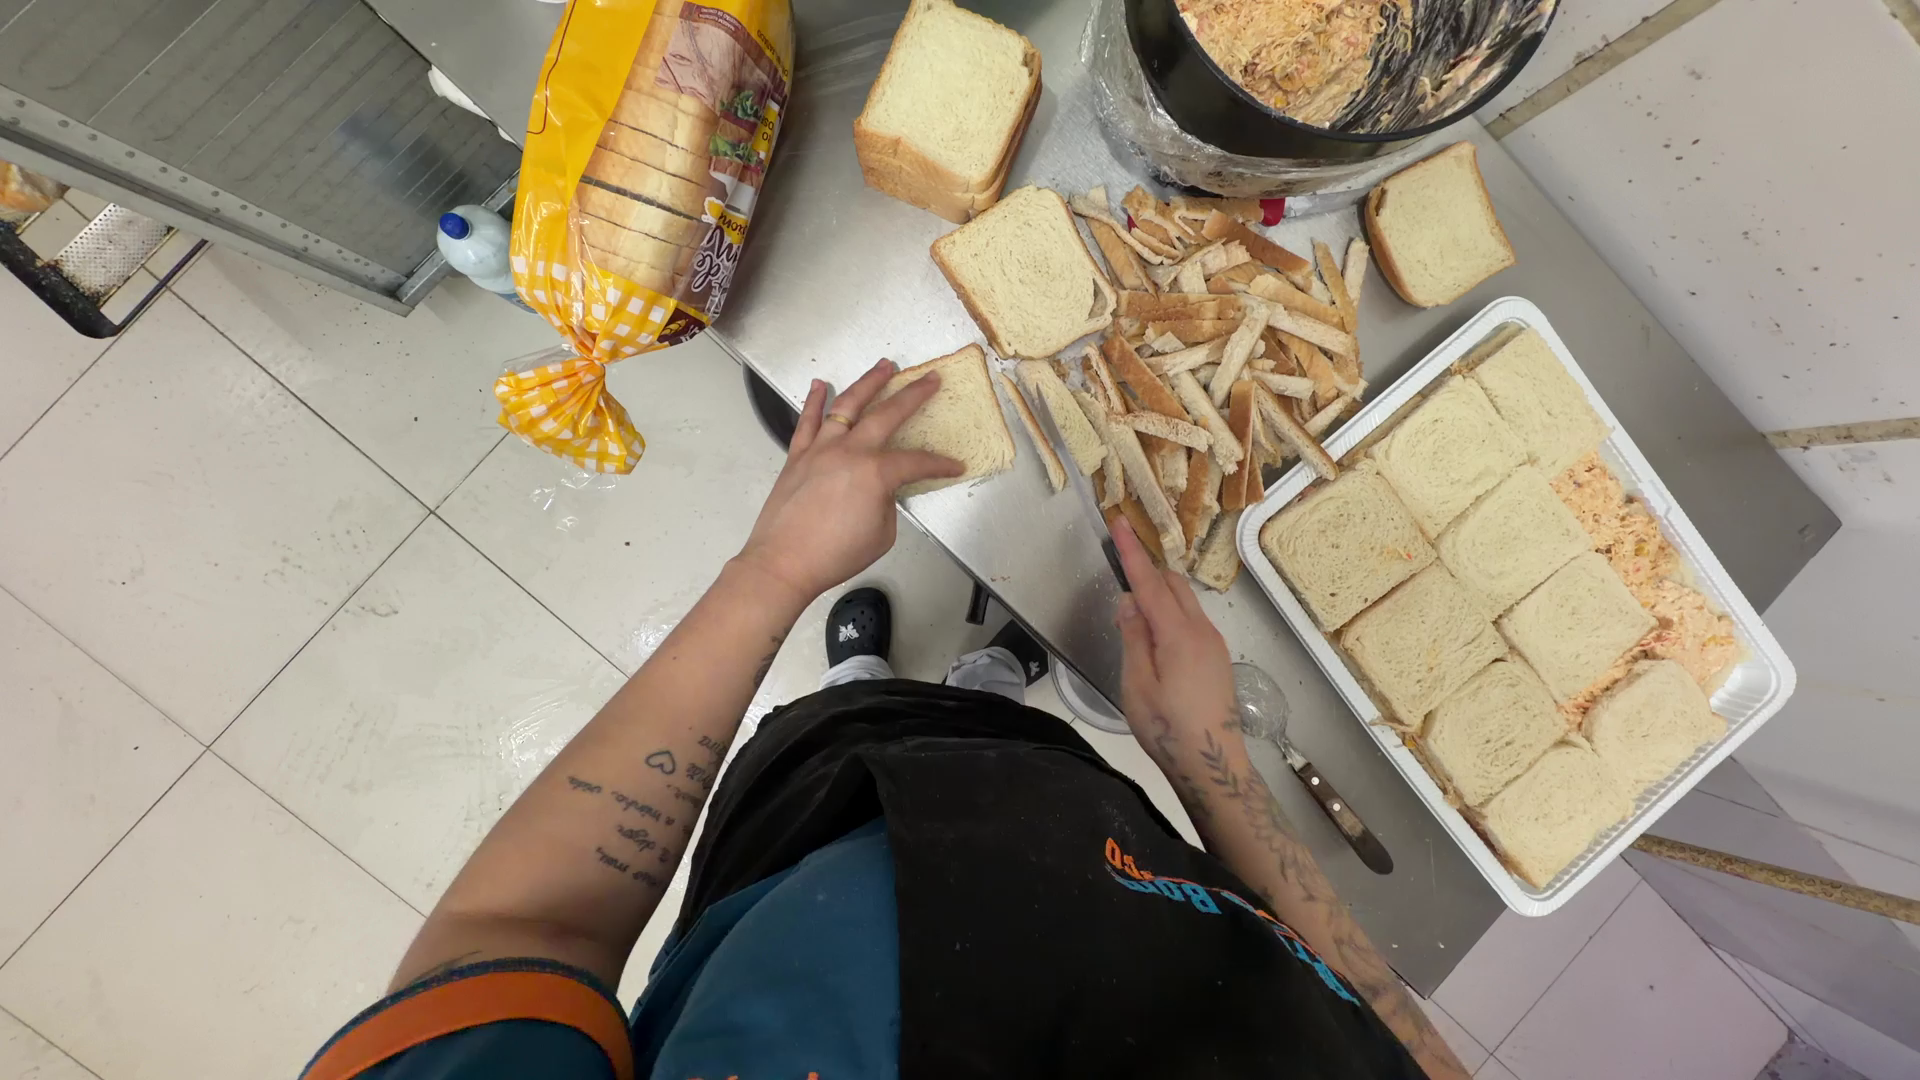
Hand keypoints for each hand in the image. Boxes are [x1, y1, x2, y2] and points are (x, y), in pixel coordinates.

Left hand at [734, 359, 963, 605]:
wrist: (783, 563)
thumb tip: (879, 488)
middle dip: (913, 395)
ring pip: (846, 406)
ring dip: (867, 383)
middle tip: (930, 378)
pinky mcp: (797, 457)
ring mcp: (820, 450)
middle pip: (887, 414)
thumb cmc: (836, 555)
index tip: (955, 466)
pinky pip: (807, 422)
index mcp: (875, 473)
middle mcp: (849, 451)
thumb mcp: (881, 534)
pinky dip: (814, 401)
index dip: (939, 464)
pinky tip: (821, 385)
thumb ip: (886, 502)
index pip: (916, 462)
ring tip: (883, 366)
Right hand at [1110, 518, 1241, 764]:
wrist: (1213, 765)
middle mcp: (1202, 630)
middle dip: (1147, 569)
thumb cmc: (1167, 728)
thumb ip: (1133, 636)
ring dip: (1159, 592)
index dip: (1131, 551)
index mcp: (1178, 634)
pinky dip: (1170, 612)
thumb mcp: (1137, 684)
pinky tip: (1155, 634)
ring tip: (1132, 608)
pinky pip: (1191, 619)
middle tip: (1119, 566)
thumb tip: (1130, 599)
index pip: (1150, 582)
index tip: (1118, 521)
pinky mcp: (1217, 657)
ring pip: (1184, 601)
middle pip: (1173, 584)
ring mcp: (1214, 643)